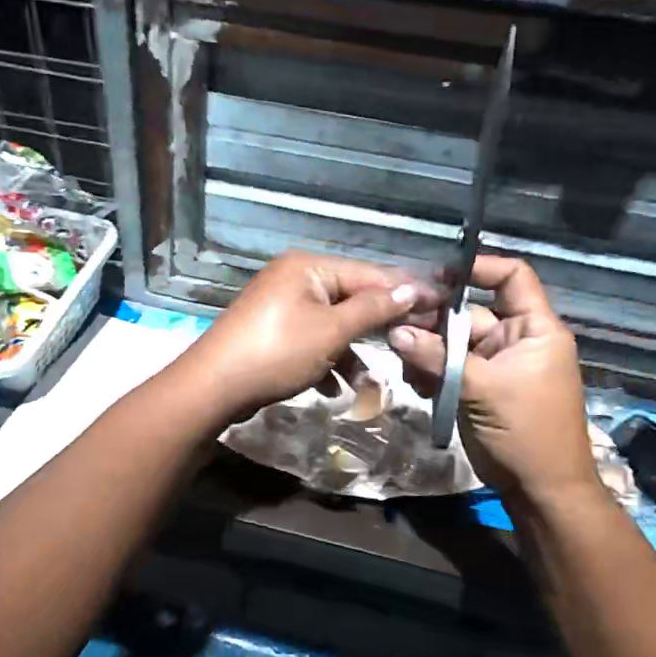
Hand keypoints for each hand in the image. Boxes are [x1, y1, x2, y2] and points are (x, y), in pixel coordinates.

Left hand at [171, 251, 439, 420]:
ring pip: (330, 327)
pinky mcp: (270, 335)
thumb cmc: (276, 353)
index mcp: (308, 267)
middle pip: (350, 300)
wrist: (213, 388)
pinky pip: (309, 343)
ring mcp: (279, 308)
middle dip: (377, 329)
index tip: (443, 306)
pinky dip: (324, 363)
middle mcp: (293, 280)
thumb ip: (373, 309)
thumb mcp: (331, 331)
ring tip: (367, 385)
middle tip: (415, 344)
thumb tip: (413, 288)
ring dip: (350, 356)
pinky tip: (333, 389)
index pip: (370, 273)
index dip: (407, 291)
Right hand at [388, 256, 598, 501]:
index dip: (478, 269)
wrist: (539, 488)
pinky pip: (446, 367)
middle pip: (469, 313)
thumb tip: (395, 332)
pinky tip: (416, 385)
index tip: (436, 275)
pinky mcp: (475, 387)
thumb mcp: (482, 389)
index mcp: (534, 330)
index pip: (512, 278)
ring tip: (407, 367)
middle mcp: (513, 340)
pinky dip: (428, 372)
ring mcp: (493, 365)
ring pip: (451, 342)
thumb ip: (437, 358)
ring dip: (426, 351)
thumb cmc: (527, 431)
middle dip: (434, 322)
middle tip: (397, 330)